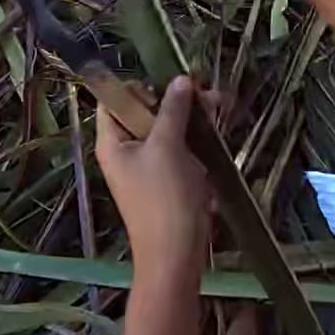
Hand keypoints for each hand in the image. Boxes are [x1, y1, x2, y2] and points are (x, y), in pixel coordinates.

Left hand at [97, 75, 211, 280]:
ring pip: (169, 129)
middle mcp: (128, 150)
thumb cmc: (164, 198)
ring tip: (221, 105)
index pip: (114, 101)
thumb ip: (173, 110)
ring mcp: (151, 165)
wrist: (176, 254)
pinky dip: (198, 136)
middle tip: (206, 93)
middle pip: (147, 112)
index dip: (139, 88)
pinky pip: (182, 148)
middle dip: (177, 100)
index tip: (168, 83)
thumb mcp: (167, 147)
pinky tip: (219, 127)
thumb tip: (181, 80)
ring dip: (193, 116)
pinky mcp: (172, 178)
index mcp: (113, 142)